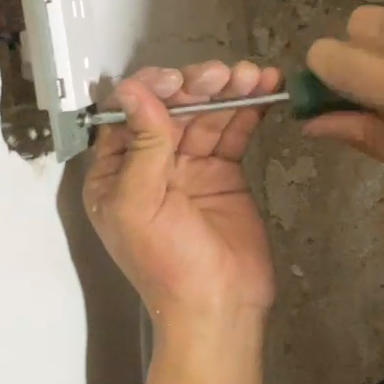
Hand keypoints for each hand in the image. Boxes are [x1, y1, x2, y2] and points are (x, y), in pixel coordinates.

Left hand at [83, 61, 282, 335]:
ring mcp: (190, 166)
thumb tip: (131, 88)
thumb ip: (141, 144)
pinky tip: (266, 89)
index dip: (151, 89)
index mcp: (116, 172)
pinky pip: (233, 132)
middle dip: (197, 86)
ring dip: (229, 91)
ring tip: (254, 75)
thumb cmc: (168, 263)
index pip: (128, 113)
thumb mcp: (141, 204)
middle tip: (225, 74)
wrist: (219, 308)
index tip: (180, 80)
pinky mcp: (225, 172)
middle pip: (171, 107)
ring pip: (206, 115)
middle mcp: (150, 163)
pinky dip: (249, 110)